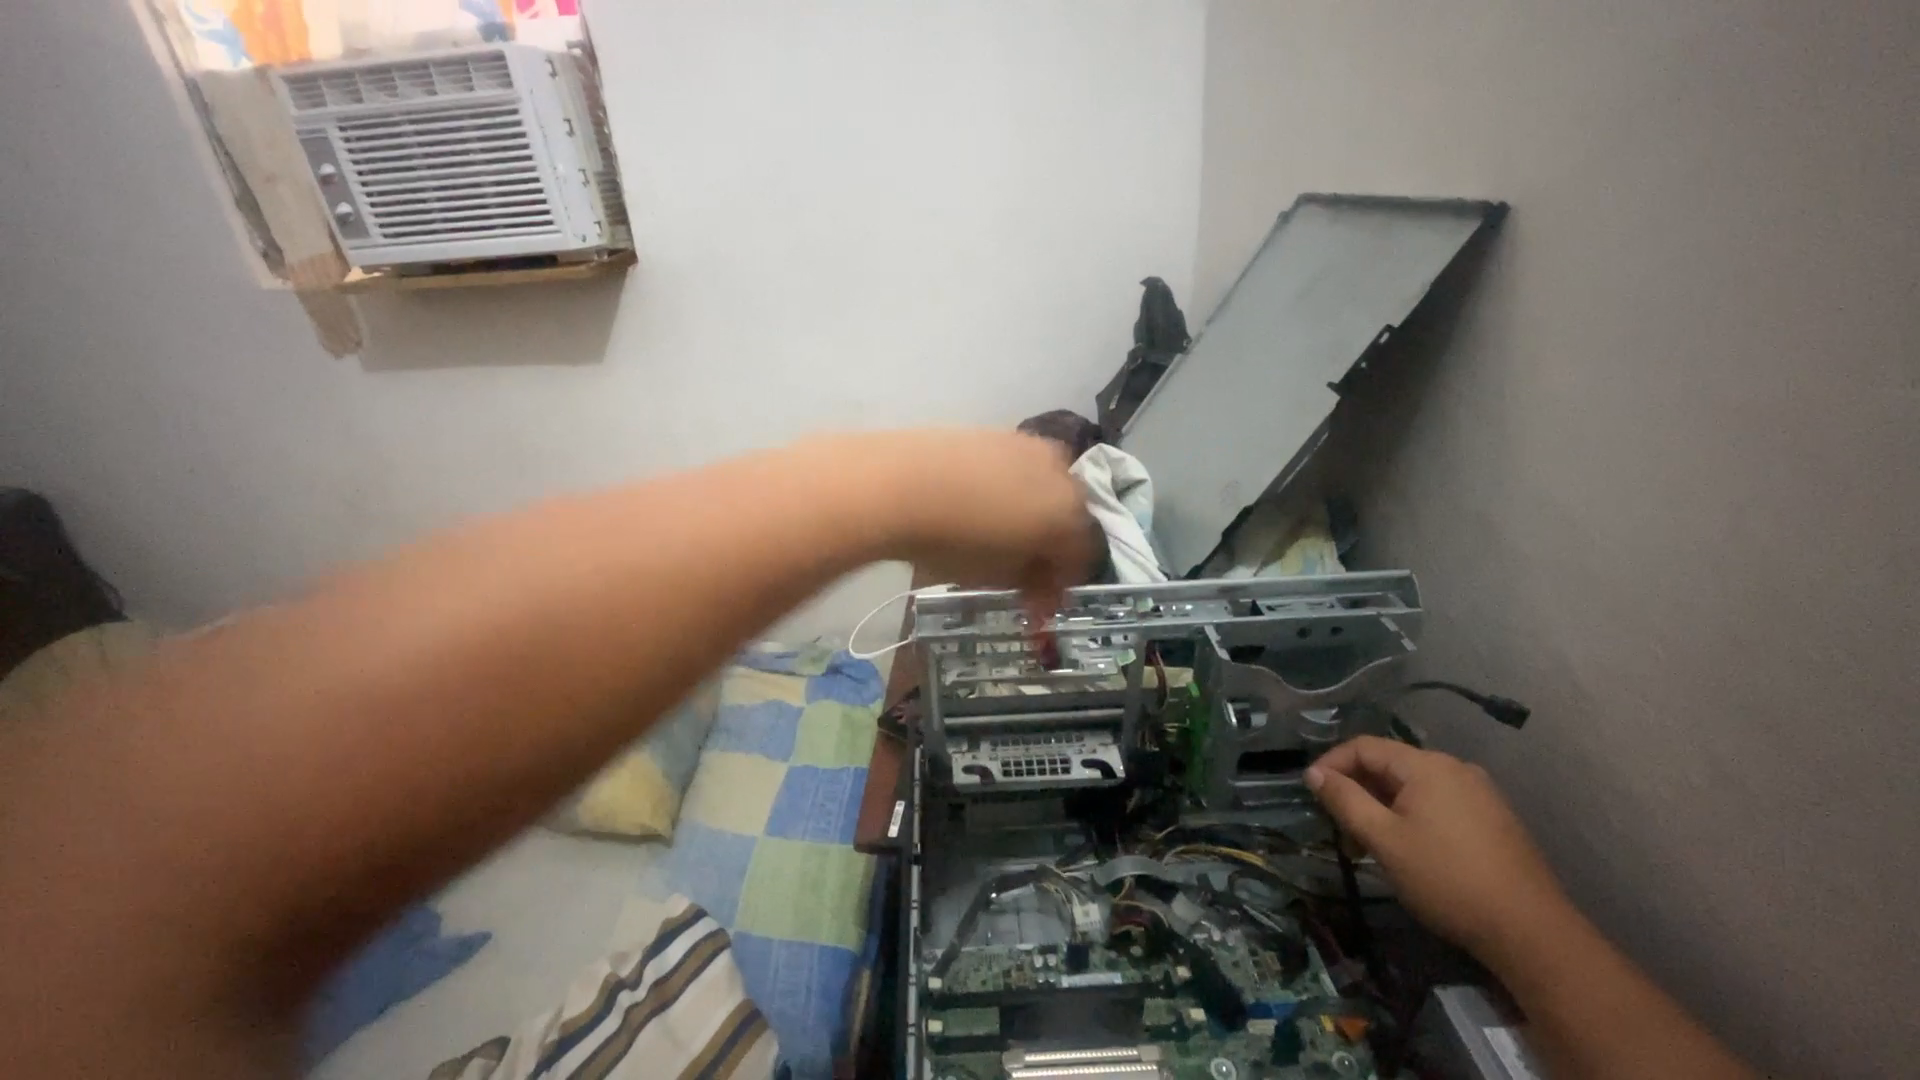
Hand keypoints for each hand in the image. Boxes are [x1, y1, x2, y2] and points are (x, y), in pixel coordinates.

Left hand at [814, 429, 1097, 606]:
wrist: (900, 483)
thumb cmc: (956, 541)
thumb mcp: (998, 575)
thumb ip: (1029, 580)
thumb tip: (1039, 583)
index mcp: (1071, 513)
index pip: (1081, 556)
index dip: (1060, 585)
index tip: (1038, 604)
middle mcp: (1061, 473)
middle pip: (1067, 516)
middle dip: (1048, 546)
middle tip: (1020, 573)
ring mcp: (1028, 446)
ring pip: (1042, 488)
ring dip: (1029, 515)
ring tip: (996, 538)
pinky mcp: (994, 432)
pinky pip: (1014, 469)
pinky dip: (1006, 490)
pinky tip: (978, 507)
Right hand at [1306, 736, 1573, 961]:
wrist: (1529, 931)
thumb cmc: (1446, 879)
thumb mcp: (1383, 840)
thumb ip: (1345, 800)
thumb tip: (1314, 772)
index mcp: (1428, 766)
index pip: (1364, 746)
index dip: (1331, 764)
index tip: (1310, 793)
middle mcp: (1455, 768)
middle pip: (1390, 765)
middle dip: (1357, 791)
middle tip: (1340, 829)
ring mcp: (1479, 793)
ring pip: (1413, 787)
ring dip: (1382, 807)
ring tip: (1369, 845)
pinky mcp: (1493, 819)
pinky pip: (1438, 803)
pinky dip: (1411, 816)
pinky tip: (1408, 850)